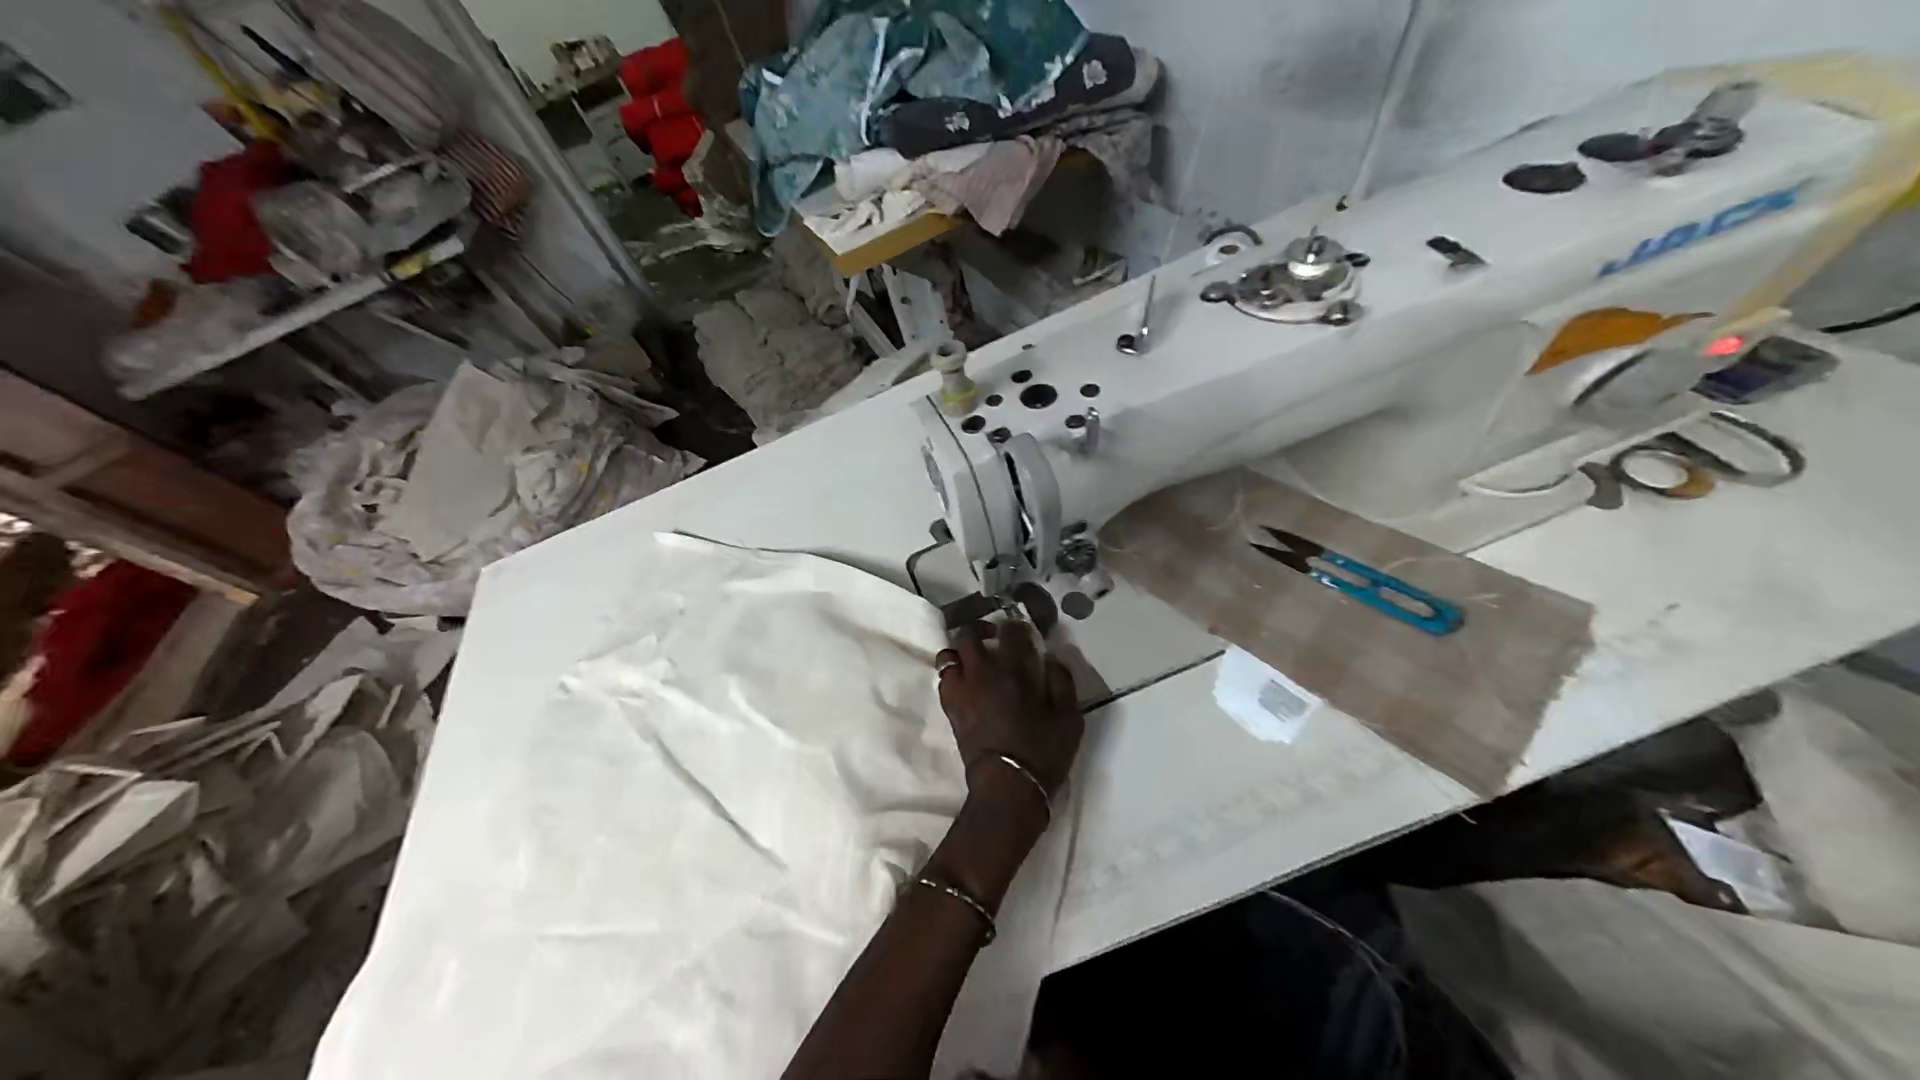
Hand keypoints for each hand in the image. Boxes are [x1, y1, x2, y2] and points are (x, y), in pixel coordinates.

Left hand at [935, 620, 1084, 797]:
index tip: (1025, 633)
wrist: (1007, 787)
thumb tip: (1052, 658)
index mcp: (1011, 670)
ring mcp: (961, 691)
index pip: (1010, 632)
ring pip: (948, 655)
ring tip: (977, 661)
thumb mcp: (1070, 718)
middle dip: (983, 630)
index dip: (1019, 627)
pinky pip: (944, 679)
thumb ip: (1062, 681)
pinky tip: (969, 684)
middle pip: (969, 635)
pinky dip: (954, 674)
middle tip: (997, 639)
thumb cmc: (1043, 752)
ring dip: (962, 652)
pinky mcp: (950, 709)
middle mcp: (981, 673)